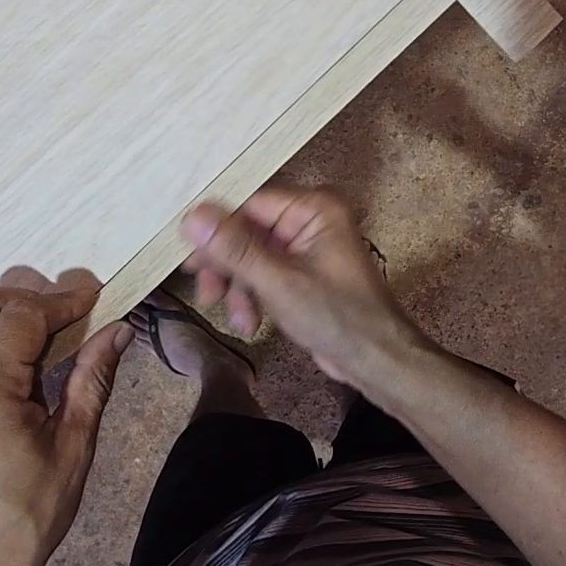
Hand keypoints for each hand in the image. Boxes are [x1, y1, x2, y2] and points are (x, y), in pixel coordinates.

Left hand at [0, 286, 133, 565]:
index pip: (21, 314)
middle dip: (20, 299)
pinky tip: (12, 387)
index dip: (62, 300)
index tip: (94, 300)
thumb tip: (119, 329)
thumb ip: (93, 379)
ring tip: (40, 353)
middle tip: (60, 320)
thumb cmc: (26, 520)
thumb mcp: (73, 448)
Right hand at [180, 187, 427, 383]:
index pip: (249, 205)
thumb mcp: (278, 282)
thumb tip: (193, 217)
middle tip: (207, 293)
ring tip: (240, 320)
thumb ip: (234, 248)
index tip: (189, 257)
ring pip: (251, 255)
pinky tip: (251, 323)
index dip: (217, 230)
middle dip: (227, 267)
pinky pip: (264, 272)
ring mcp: (306, 246)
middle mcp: (310, 219)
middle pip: (247, 231)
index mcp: (313, 208)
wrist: (376, 360)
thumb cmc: (336, 317)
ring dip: (239, 287)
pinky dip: (253, 295)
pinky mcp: (303, 271)